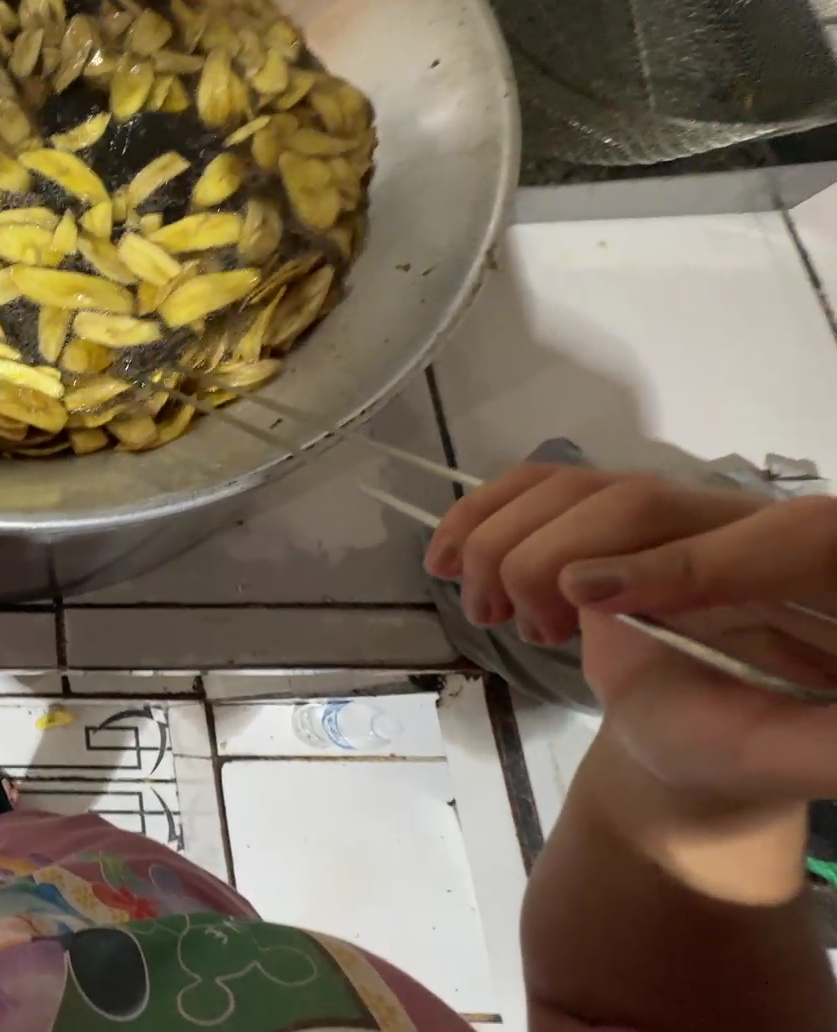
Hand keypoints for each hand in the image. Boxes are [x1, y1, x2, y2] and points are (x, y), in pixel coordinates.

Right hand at [425, 465, 836, 804]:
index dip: (680, 562)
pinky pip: (527, 484)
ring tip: (494, 615)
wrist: (681, 730)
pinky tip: (445, 561)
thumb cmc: (735, 748)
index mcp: (824, 580)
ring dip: (498, 551)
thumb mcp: (789, 758)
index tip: (583, 599)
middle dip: (551, 565)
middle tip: (536, 633)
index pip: (782, 539)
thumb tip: (830, 721)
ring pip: (565, 487)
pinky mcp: (596, 510)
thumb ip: (829, 747)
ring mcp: (666, 508)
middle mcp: (748, 524)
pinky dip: (472, 518)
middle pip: (637, 501)